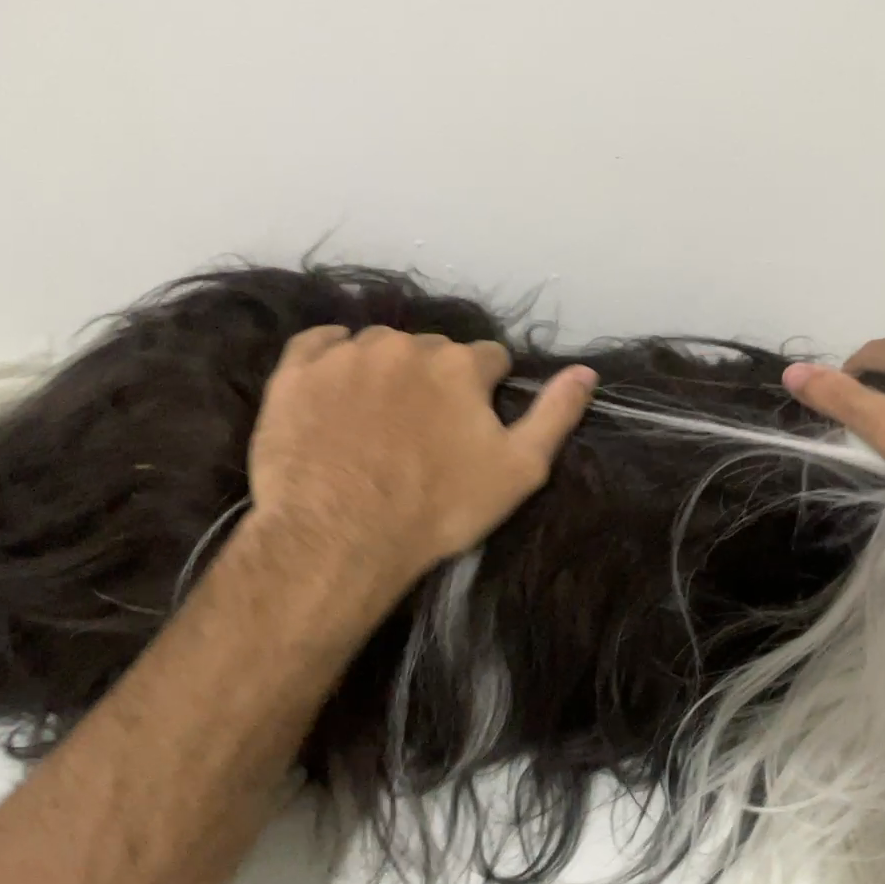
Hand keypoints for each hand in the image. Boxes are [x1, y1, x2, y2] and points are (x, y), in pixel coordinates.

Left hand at [246, 325, 596, 590]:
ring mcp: (347, 356)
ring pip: (381, 347)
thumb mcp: (519, 470)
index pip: (490, 359)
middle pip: (435, 351)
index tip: (474, 425)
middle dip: (438, 380)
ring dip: (389, 371)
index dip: (488, 391)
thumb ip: (556, 414)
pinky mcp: (297, 373)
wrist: (337, 539)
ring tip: (379, 419)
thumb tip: (587, 370)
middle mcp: (407, 346)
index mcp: (462, 365)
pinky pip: (320, 344)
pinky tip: (337, 388)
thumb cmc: (438, 509)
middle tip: (426, 430)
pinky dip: (334, 357)